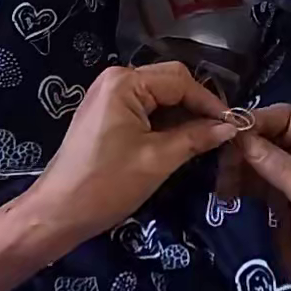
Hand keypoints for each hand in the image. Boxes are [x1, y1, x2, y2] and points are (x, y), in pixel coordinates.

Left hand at [18, 62, 237, 249]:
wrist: (57, 213)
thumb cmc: (106, 184)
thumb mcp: (157, 160)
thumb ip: (195, 137)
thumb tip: (229, 127)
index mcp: (125, 82)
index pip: (180, 81)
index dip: (210, 102)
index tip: (233, 124)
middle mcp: (116, 77)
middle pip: (170, 81)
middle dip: (197, 104)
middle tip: (222, 130)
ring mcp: (109, 93)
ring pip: (160, 94)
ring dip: (183, 113)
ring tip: (207, 135)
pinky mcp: (107, 110)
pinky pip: (145, 105)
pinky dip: (165, 119)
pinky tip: (182, 137)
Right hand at [236, 105, 290, 290]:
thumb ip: (282, 169)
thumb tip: (244, 135)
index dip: (260, 120)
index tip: (228, 130)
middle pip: (271, 136)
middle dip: (244, 145)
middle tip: (219, 163)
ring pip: (259, 158)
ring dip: (237, 166)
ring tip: (220, 185)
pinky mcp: (280, 205)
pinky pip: (255, 182)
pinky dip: (238, 183)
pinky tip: (225, 194)